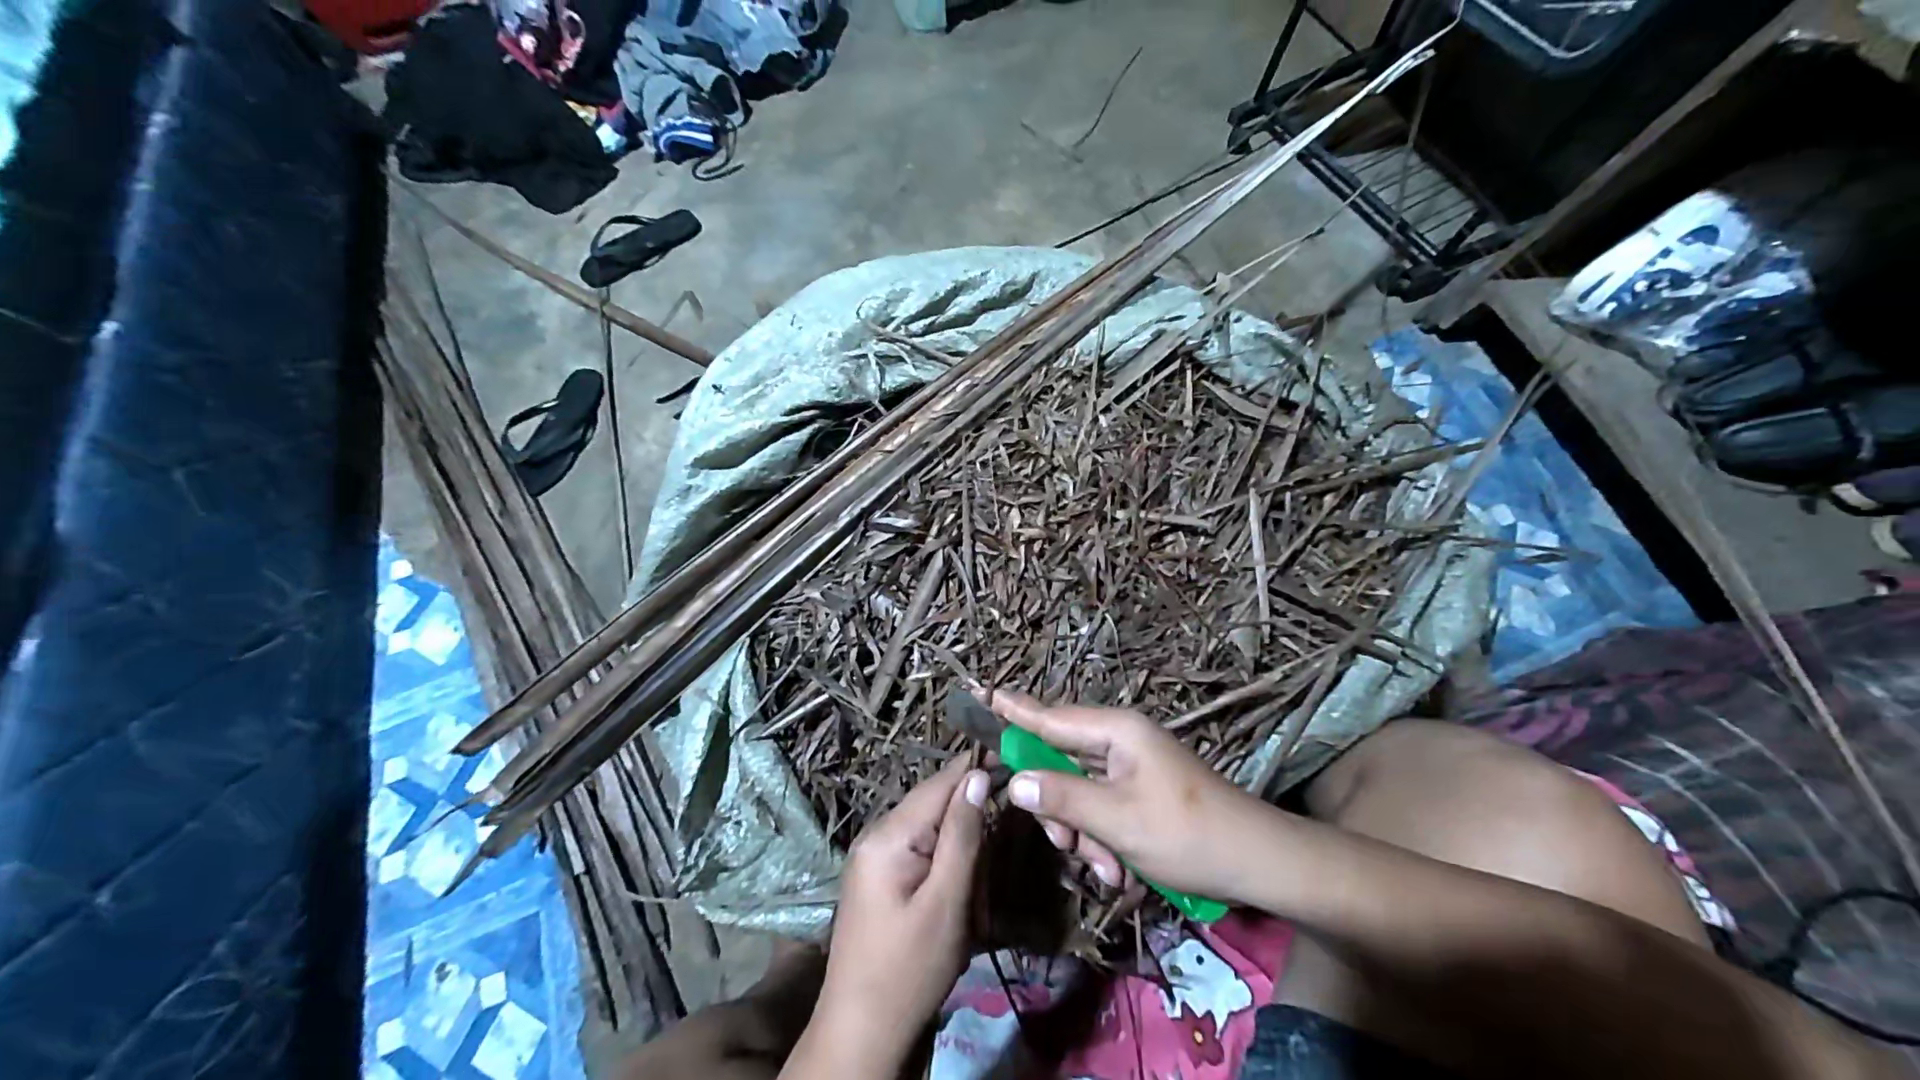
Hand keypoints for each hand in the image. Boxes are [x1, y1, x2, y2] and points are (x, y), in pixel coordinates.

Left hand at [813, 757, 987, 1067]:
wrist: (861, 1030)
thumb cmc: (910, 968)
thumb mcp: (946, 901)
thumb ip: (963, 836)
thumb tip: (978, 775)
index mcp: (889, 835)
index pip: (940, 784)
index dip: (975, 770)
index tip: (1013, 764)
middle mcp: (876, 835)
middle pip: (935, 807)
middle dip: (969, 832)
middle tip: (986, 880)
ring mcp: (873, 856)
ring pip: (931, 832)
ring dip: (959, 858)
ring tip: (970, 907)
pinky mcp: (878, 877)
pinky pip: (919, 854)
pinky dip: (944, 873)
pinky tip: (953, 907)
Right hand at [984, 688, 1268, 899]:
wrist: (1258, 863)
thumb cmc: (1187, 834)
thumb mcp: (1117, 820)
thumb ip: (1062, 797)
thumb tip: (1015, 780)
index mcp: (1116, 731)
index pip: (1049, 716)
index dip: (1012, 708)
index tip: (978, 691)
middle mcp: (1120, 740)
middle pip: (1059, 763)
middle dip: (1058, 808)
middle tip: (1067, 846)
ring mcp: (1131, 766)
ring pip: (1078, 792)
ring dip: (1083, 833)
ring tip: (1108, 869)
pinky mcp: (1139, 791)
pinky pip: (1101, 808)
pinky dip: (1103, 838)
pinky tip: (1120, 870)